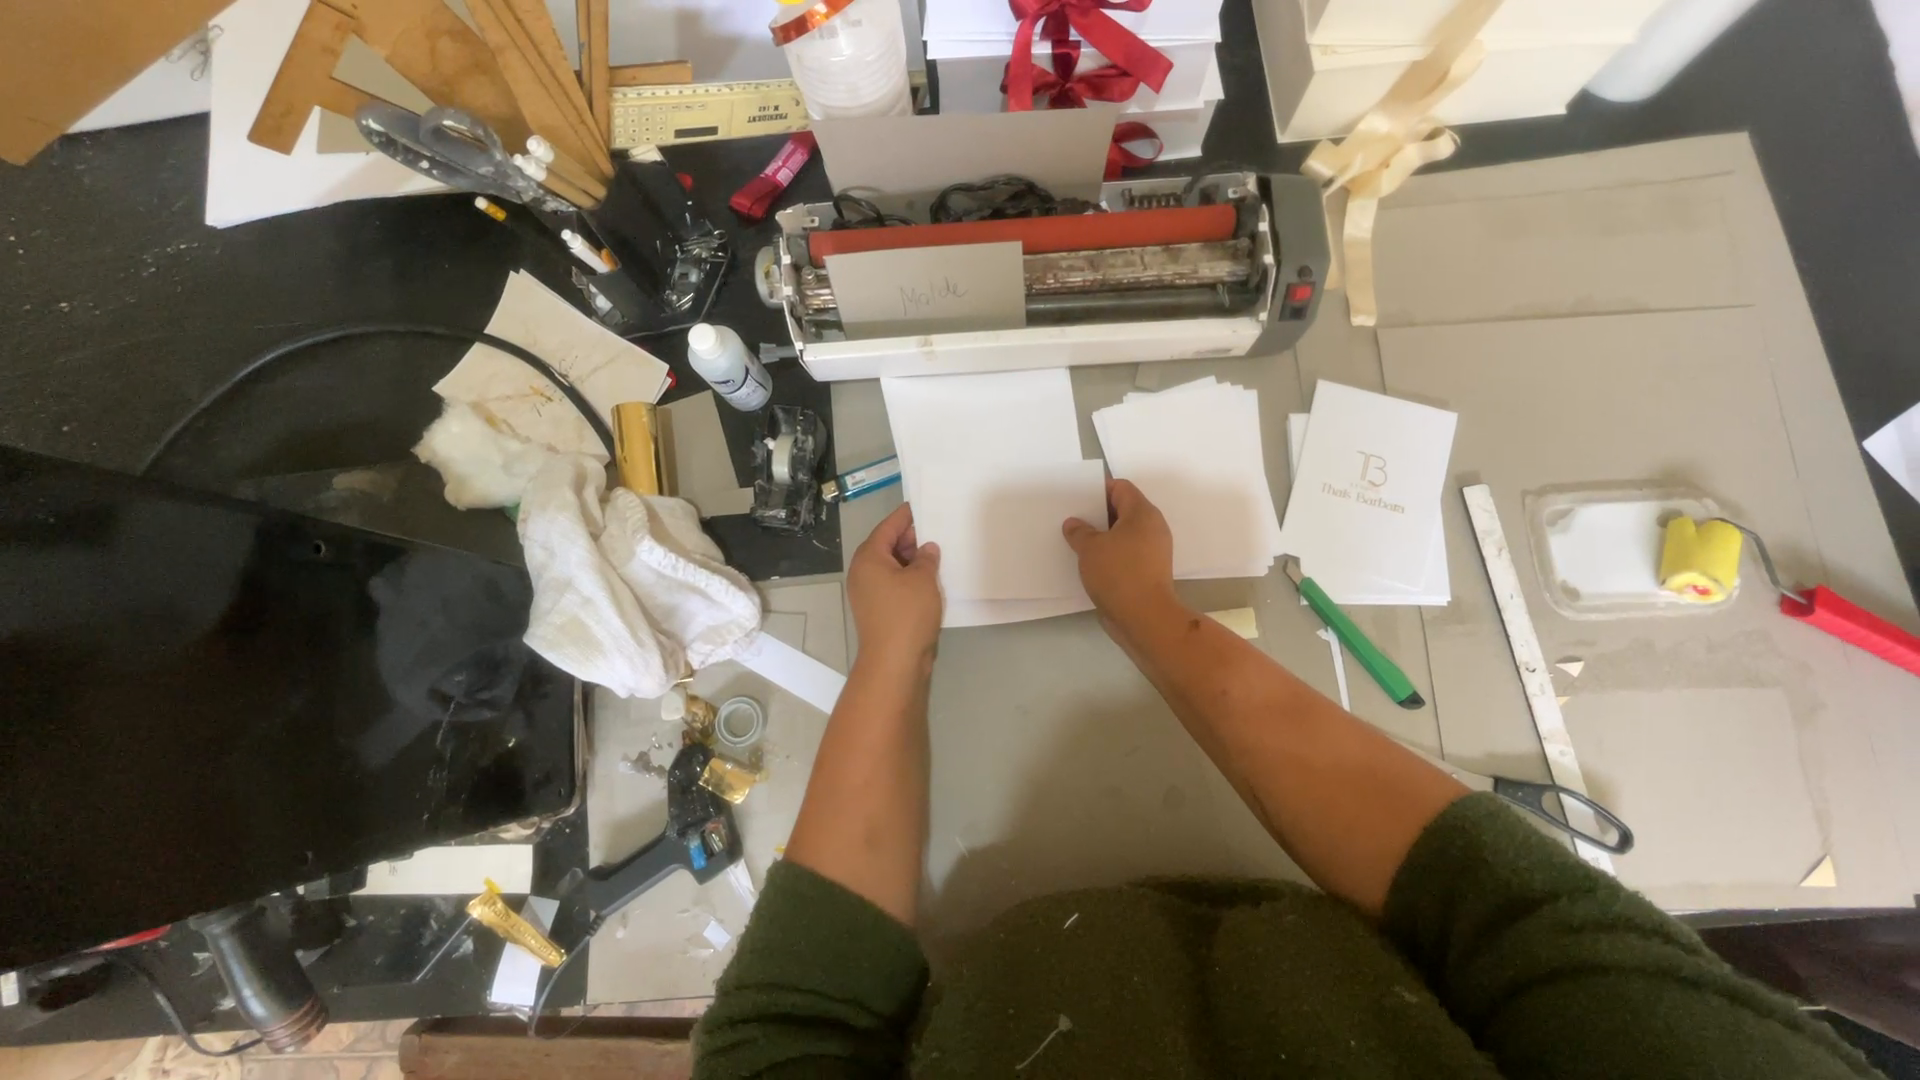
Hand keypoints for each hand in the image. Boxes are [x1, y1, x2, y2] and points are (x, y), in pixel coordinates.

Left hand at [847, 502, 942, 672]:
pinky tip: (930, 578)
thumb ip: (926, 558)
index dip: (906, 517)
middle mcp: (863, 572)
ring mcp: (868, 592)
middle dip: (911, 539)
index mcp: (868, 558)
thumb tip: (927, 549)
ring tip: (938, 553)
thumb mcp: (923, 579)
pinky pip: (894, 584)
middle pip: (887, 546)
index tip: (922, 507)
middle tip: (937, 531)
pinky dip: (909, 578)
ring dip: (912, 560)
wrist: (895, 661)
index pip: (888, 527)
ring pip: (892, 567)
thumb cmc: (907, 614)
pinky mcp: (878, 609)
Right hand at [1063, 479, 1177, 626]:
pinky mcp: (1147, 572)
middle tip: (1072, 518)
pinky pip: (1125, 554)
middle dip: (1097, 514)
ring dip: (1102, 536)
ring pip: (1123, 535)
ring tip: (1076, 540)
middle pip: (1123, 510)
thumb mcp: (1090, 548)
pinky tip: (1088, 562)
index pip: (1121, 487)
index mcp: (1142, 513)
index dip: (1098, 489)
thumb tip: (1074, 523)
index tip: (1076, 498)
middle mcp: (1152, 528)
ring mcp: (1152, 551)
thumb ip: (1079, 532)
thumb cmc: (1118, 573)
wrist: (1144, 618)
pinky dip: (1109, 554)